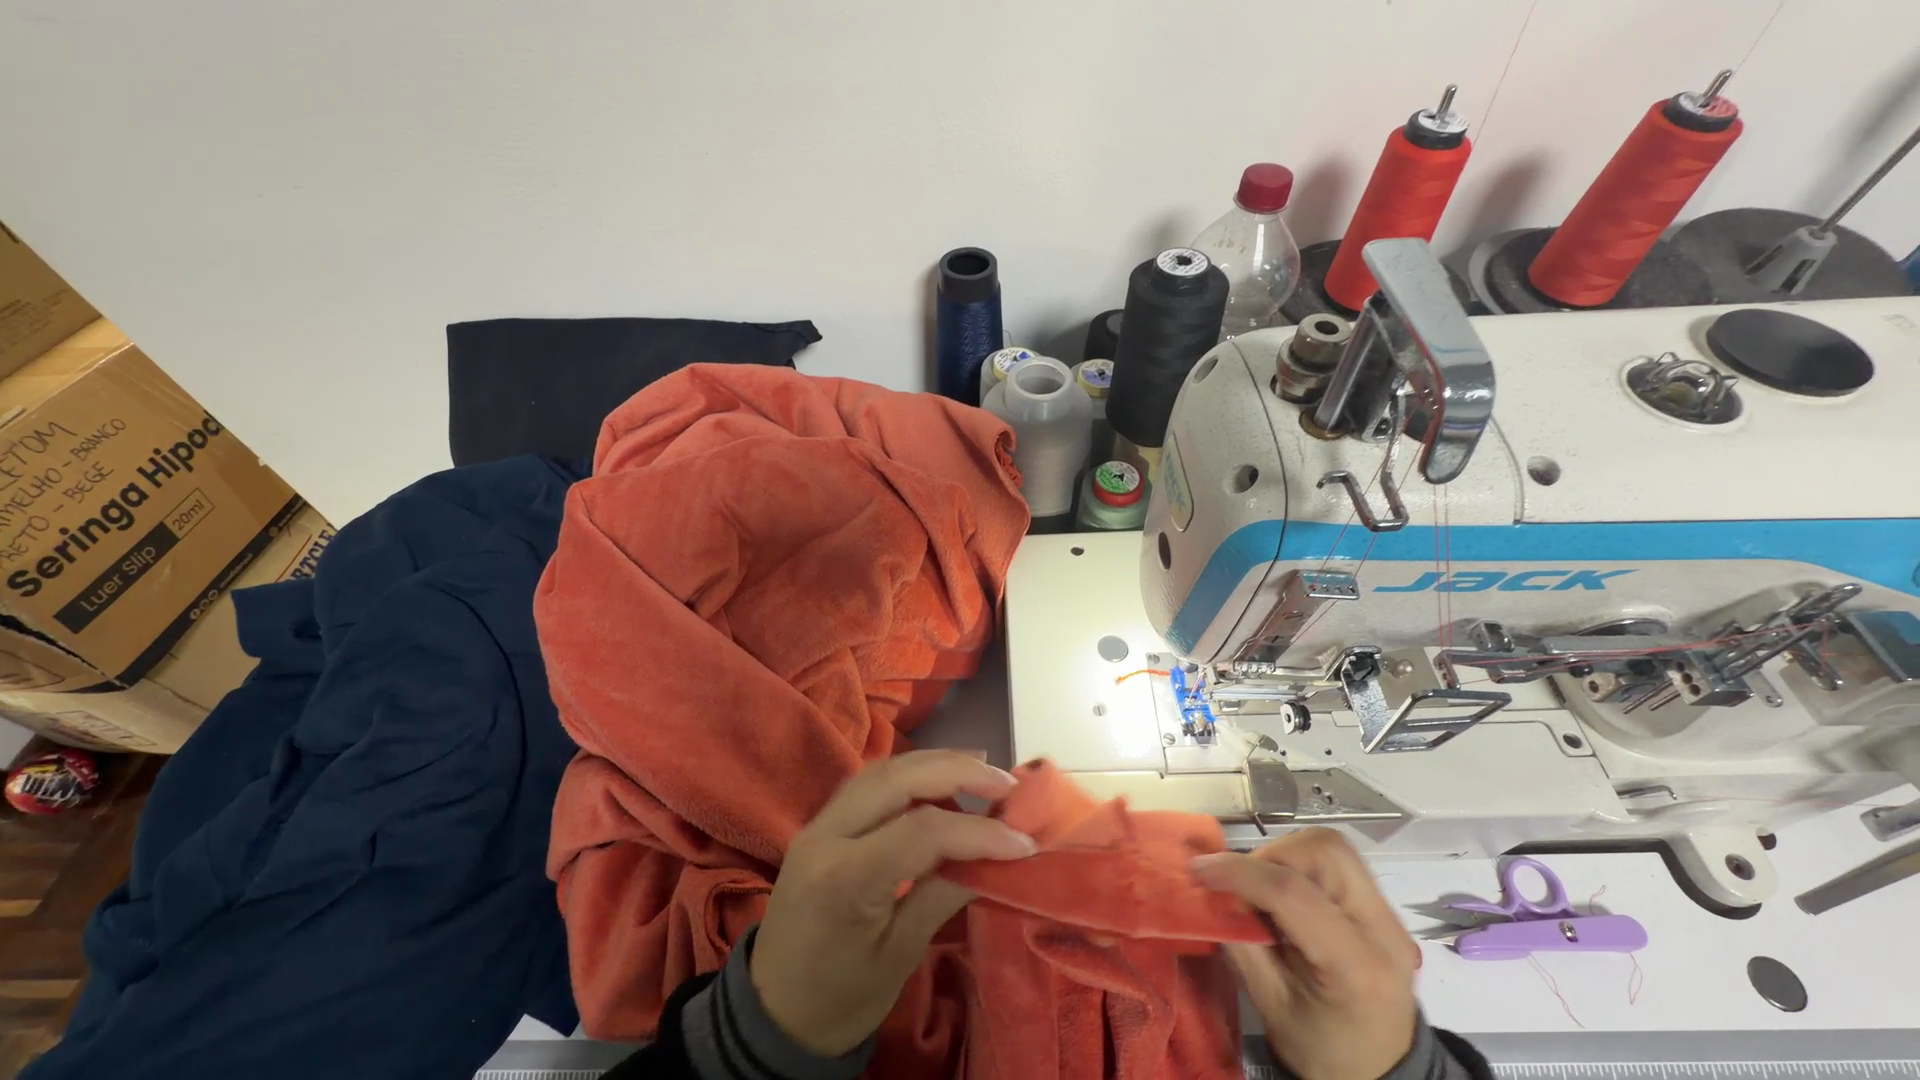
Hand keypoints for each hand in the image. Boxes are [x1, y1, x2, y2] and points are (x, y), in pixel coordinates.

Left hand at [751, 750, 1036, 1055]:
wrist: (773, 1012)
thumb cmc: (841, 997)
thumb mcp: (901, 953)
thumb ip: (945, 893)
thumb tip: (999, 856)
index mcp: (845, 878)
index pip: (923, 830)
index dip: (979, 831)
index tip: (1023, 842)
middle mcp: (825, 836)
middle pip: (897, 778)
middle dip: (957, 770)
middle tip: (1006, 783)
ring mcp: (817, 825)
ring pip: (881, 771)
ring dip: (934, 764)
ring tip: (981, 772)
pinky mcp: (819, 824)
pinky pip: (868, 784)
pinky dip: (909, 775)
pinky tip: (939, 785)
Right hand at [1192, 828, 1419, 1079]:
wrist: (1380, 1067)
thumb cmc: (1322, 1049)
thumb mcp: (1271, 1006)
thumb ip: (1241, 945)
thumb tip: (1210, 895)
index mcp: (1355, 966)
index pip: (1294, 893)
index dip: (1239, 873)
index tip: (1199, 871)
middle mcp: (1382, 927)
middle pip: (1322, 851)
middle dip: (1268, 857)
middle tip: (1242, 888)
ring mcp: (1387, 911)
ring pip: (1328, 846)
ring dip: (1282, 856)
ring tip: (1262, 891)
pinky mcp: (1380, 904)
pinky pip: (1333, 860)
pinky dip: (1297, 864)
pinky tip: (1283, 896)